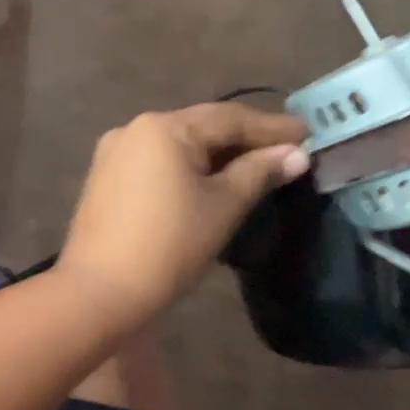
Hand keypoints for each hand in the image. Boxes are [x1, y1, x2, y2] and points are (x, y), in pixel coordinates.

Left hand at [57, 103, 309, 326]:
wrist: (100, 292)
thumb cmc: (168, 246)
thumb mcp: (222, 207)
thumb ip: (258, 173)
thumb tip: (295, 154)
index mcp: (162, 127)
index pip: (228, 118)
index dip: (272, 127)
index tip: (309, 134)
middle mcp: (133, 130)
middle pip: (201, 128)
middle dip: (244, 141)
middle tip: (289, 152)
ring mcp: (114, 155)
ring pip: (178, 148)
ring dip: (217, 157)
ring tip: (257, 169)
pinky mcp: (105, 181)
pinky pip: (157, 166)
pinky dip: (188, 171)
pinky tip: (212, 184)